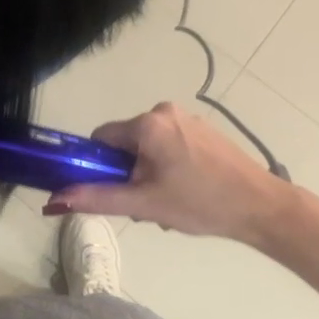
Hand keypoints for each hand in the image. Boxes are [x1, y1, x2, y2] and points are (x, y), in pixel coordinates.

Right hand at [47, 103, 292, 244]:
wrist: (262, 208)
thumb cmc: (201, 203)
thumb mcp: (144, 204)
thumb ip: (98, 198)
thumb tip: (56, 199)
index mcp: (147, 123)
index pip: (101, 138)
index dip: (101, 166)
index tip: (116, 190)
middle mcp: (164, 111)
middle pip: (125, 144)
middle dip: (129, 174)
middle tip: (148, 203)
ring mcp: (187, 119)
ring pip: (147, 147)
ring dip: (149, 174)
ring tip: (170, 202)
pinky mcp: (203, 130)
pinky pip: (168, 145)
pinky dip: (168, 167)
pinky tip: (186, 191)